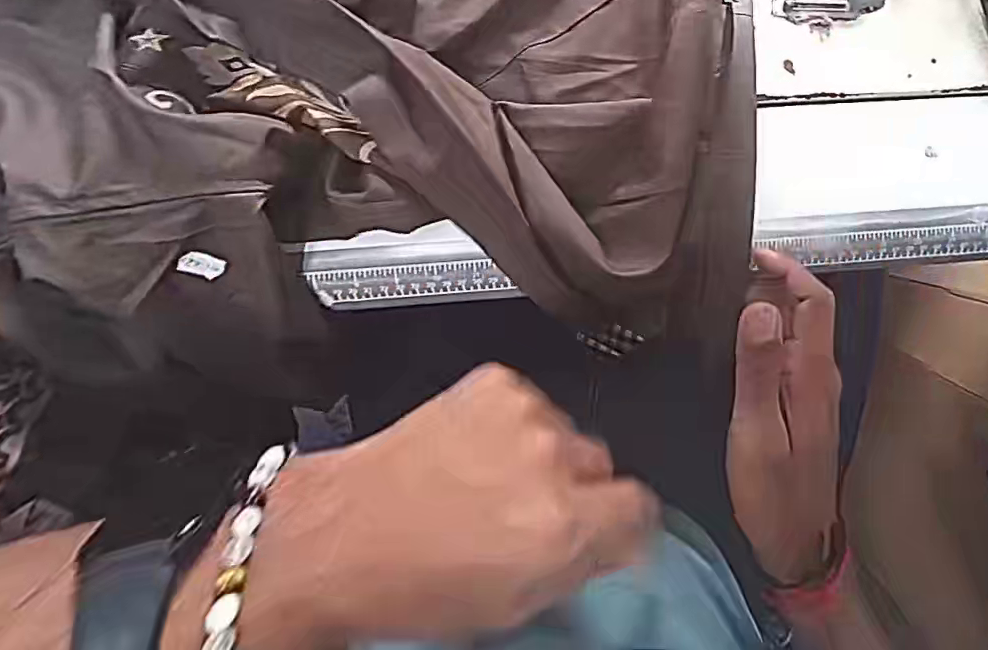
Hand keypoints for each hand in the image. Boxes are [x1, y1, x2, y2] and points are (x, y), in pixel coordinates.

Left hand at [217, 364, 658, 647]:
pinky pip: (530, 402)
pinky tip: (476, 448)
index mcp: (561, 525)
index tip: (612, 525)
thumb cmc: (413, 581)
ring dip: (542, 452)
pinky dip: (513, 423)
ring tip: (492, 477)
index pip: (640, 508)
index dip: (626, 521)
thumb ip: (576, 564)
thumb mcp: (513, 604)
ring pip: (565, 429)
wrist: (347, 529)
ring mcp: (522, 412)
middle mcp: (549, 459)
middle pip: (601, 463)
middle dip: (578, 487)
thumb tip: (610, 541)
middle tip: (533, 508)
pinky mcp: (496, 382)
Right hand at [727, 249, 842, 583]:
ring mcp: (813, 386)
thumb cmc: (773, 491)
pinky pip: (789, 347)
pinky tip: (739, 332)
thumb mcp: (758, 429)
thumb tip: (762, 305)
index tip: (752, 253)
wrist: (797, 545)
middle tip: (728, 270)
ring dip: (770, 300)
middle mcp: (820, 372)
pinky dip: (767, 326)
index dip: (789, 269)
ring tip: (727, 290)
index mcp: (813, 372)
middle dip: (774, 279)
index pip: (815, 301)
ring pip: (798, 326)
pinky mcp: (801, 399)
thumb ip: (759, 367)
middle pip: (807, 307)